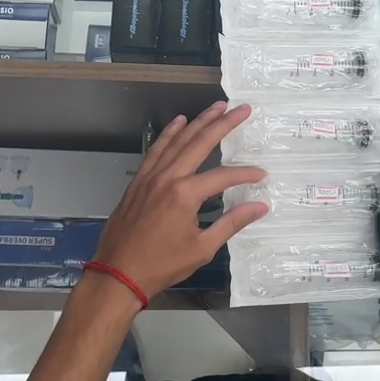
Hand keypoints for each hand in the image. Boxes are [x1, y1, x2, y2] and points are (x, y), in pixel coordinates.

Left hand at [89, 101, 267, 299]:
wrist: (117, 273)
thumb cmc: (162, 265)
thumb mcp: (202, 248)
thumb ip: (231, 223)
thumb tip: (260, 207)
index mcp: (185, 194)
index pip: (223, 176)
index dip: (245, 174)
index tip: (261, 175)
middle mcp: (168, 177)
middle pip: (200, 142)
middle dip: (223, 123)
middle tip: (242, 108)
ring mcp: (151, 176)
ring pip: (178, 140)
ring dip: (198, 121)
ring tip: (217, 107)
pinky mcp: (139, 180)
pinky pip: (156, 149)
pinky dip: (169, 134)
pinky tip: (179, 122)